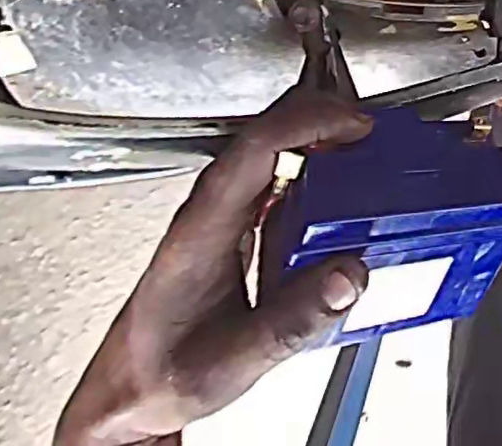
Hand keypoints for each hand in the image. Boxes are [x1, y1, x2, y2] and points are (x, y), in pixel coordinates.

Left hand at [56, 91, 373, 445]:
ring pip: (277, 136)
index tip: (357, 127)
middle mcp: (214, 200)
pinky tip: (342, 178)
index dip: (313, 121)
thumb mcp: (230, 363)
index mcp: (204, 223)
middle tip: (372, 131)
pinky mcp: (240, 211)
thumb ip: (294, 321)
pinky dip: (319, 154)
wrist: (129, 387)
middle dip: (326, 113)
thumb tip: (350, 274)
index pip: (259, 143)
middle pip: (271, 125)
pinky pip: (282, 162)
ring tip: (366, 148)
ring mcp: (226, 202)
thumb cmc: (162, 374)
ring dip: (324, 129)